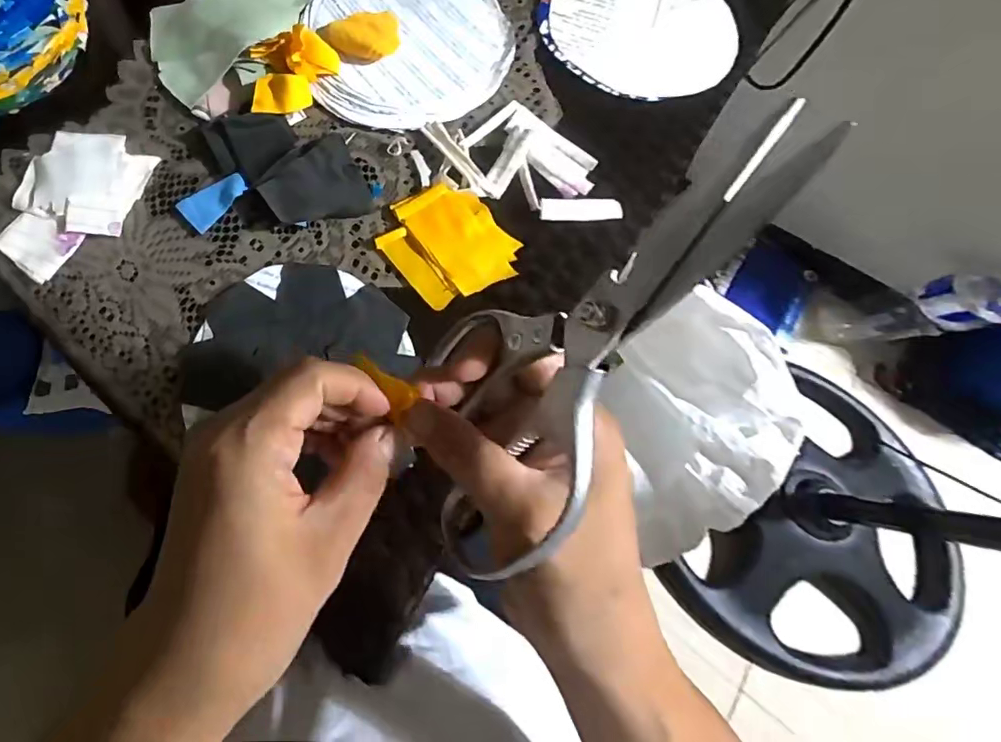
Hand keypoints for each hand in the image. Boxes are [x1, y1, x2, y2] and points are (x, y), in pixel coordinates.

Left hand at [54, 358, 394, 740]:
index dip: (357, 384)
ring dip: (319, 416)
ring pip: (272, 403)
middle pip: (288, 385)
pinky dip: (292, 433)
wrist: (187, 651)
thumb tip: (388, 435)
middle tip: (388, 433)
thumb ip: (362, 476)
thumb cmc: (262, 607)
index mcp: (246, 439)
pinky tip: (327, 459)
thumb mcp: (327, 542)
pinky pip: (255, 427)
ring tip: (366, 449)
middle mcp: (219, 426)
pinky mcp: (204, 461)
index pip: (307, 376)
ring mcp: (206, 442)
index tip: (397, 413)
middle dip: (342, 399)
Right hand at [405, 328, 644, 643]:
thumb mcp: (515, 502)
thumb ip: (462, 447)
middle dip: (455, 383)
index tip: (449, 377)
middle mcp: (560, 425)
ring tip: (412, 424)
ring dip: (445, 409)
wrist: (588, 645)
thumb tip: (411, 406)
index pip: (533, 358)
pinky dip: (446, 434)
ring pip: (482, 406)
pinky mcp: (513, 474)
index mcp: (581, 421)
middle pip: (500, 379)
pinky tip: (422, 441)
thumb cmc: (569, 569)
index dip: (488, 355)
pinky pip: (475, 436)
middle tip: (415, 401)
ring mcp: (535, 450)